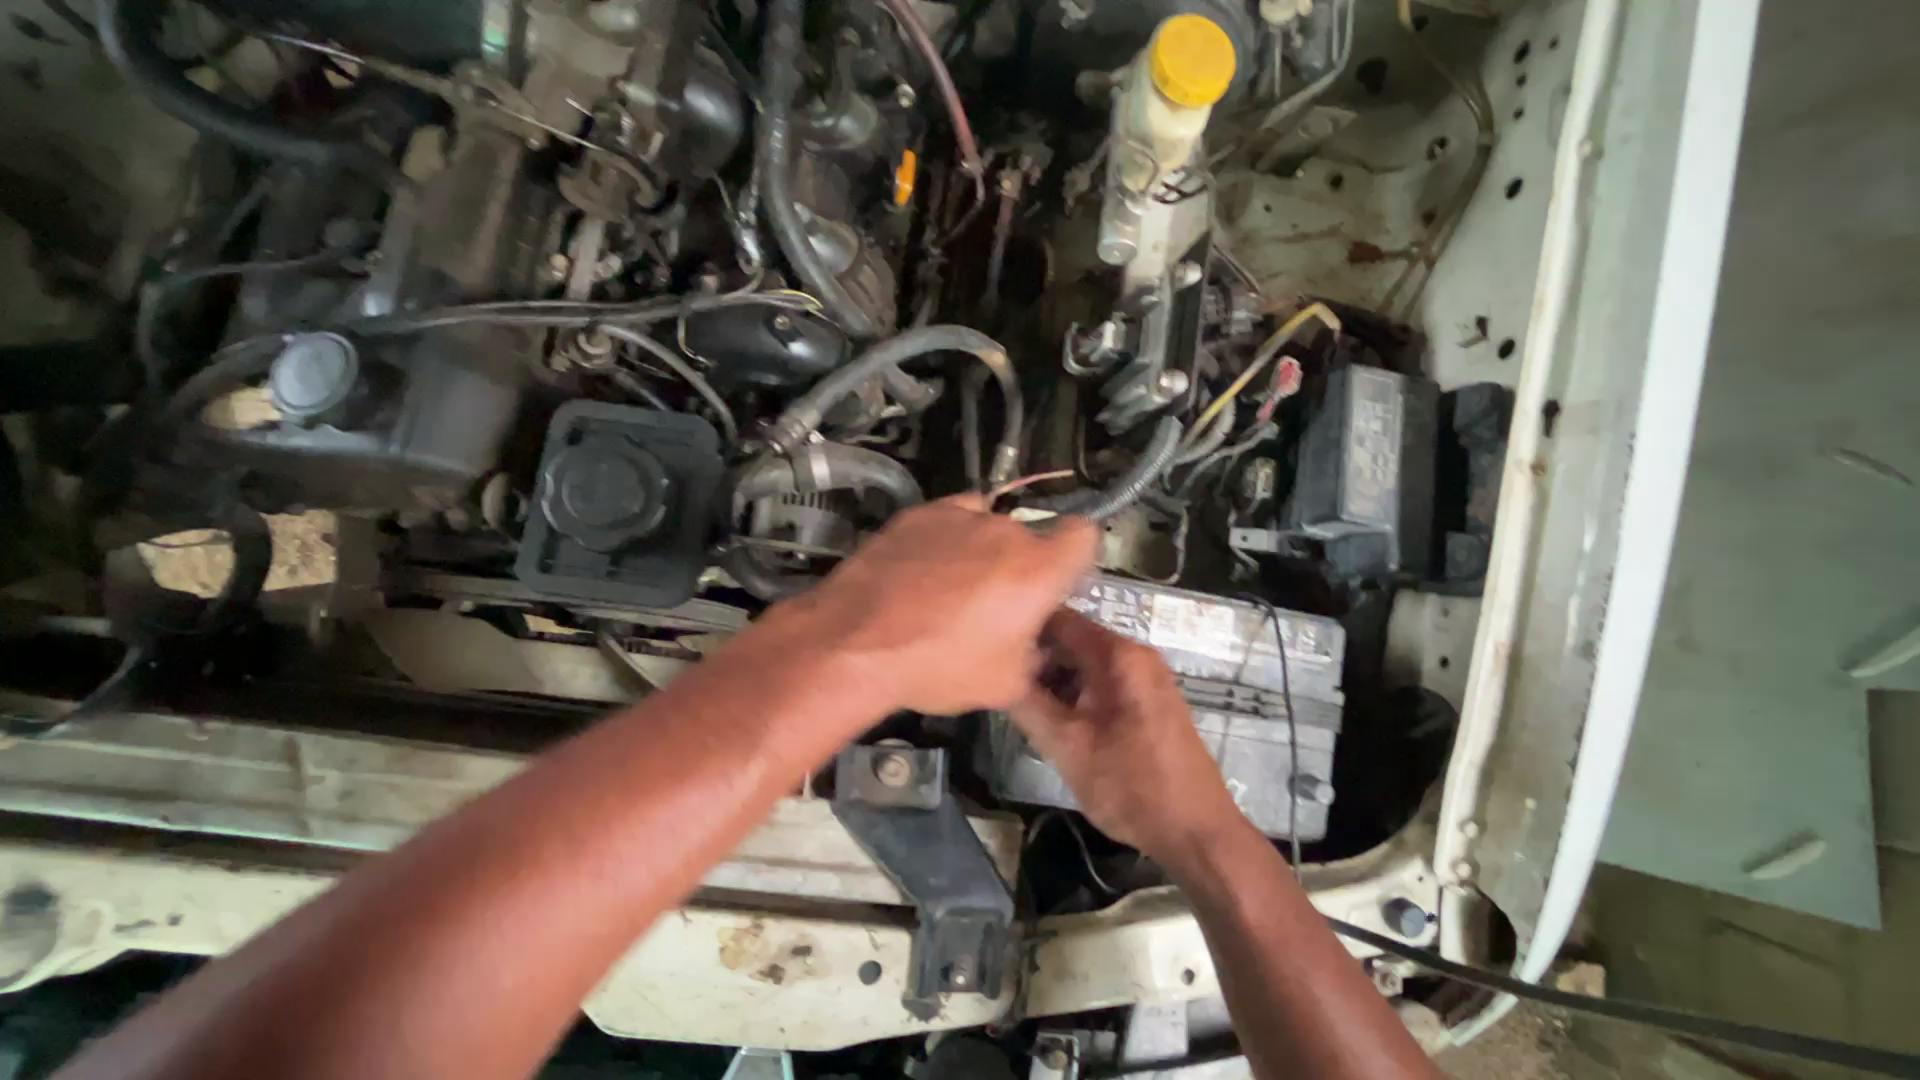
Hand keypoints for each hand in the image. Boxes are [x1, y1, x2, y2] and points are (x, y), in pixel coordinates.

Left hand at [756, 496, 1096, 717]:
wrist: (857, 642)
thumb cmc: (938, 666)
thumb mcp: (1004, 685)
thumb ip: (1033, 657)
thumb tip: (1030, 646)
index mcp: (1039, 570)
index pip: (1085, 535)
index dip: (1076, 556)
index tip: (1059, 579)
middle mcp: (1006, 532)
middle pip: (1028, 539)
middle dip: (1018, 566)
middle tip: (994, 604)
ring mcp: (959, 517)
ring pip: (987, 528)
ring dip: (980, 553)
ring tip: (948, 590)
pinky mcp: (919, 513)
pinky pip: (950, 521)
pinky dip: (946, 539)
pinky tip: (924, 569)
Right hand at [1007, 611, 1246, 860]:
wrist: (1196, 831)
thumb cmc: (1129, 785)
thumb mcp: (1065, 746)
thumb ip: (1026, 703)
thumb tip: (995, 675)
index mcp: (1118, 654)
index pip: (1058, 618)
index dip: (1021, 632)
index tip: (991, 657)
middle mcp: (1136, 654)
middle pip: (1073, 639)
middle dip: (1037, 661)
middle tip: (1005, 691)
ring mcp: (1148, 678)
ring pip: (1087, 663)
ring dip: (1055, 681)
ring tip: (1025, 710)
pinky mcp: (1151, 701)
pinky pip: (1104, 682)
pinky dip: (1077, 695)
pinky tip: (1057, 724)